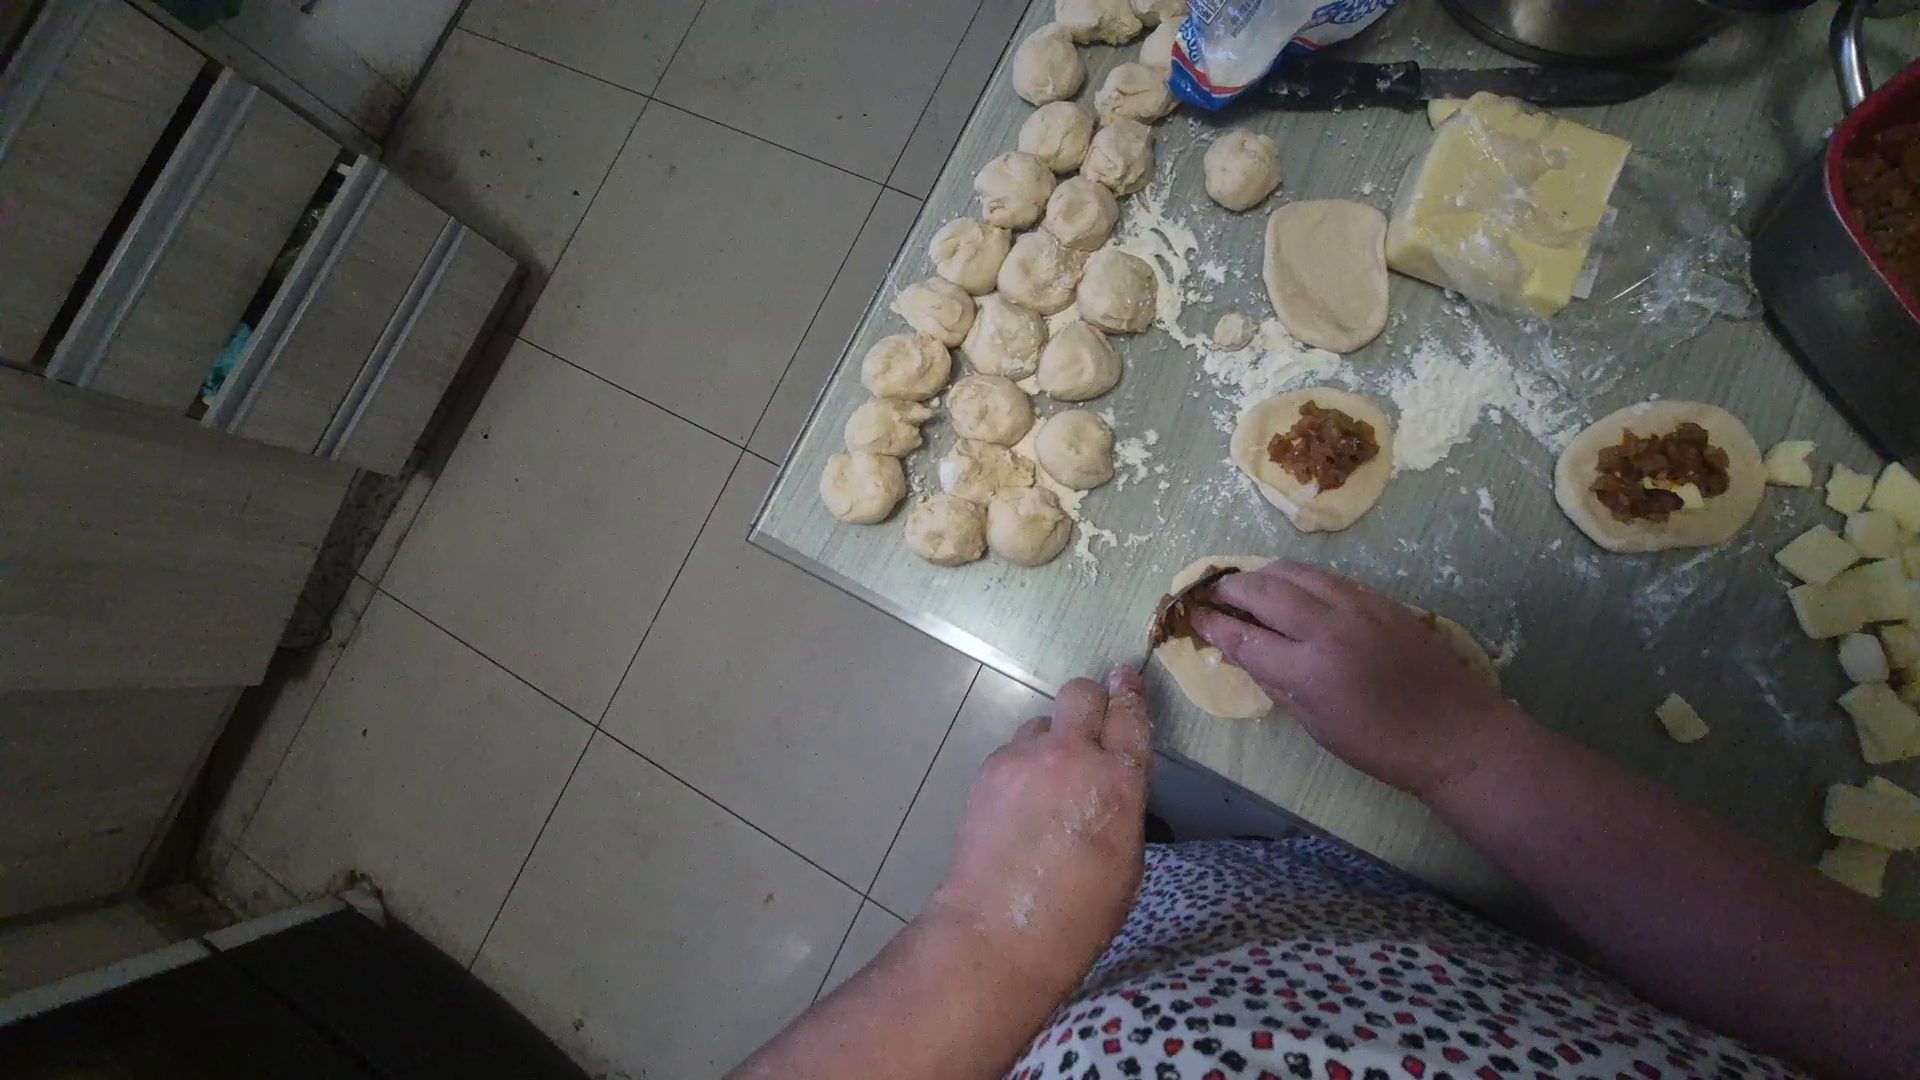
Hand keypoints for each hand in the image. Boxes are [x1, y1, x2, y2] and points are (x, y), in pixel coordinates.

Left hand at [924, 668, 1152, 1006]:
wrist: (1000, 927)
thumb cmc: (1080, 911)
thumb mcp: (1127, 858)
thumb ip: (1121, 801)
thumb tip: (1111, 777)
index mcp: (1116, 781)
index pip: (1130, 717)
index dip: (1131, 693)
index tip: (1127, 678)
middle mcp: (1071, 756)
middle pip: (1081, 693)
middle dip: (1091, 699)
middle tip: (1090, 724)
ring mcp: (1025, 758)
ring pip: (1042, 722)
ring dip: (1052, 740)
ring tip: (1047, 784)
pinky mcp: (991, 768)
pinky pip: (1016, 750)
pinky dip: (1024, 766)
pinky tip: (1019, 804)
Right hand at [1192, 561, 1525, 799]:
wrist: (1458, 736)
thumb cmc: (1379, 744)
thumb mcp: (1314, 723)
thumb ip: (1271, 679)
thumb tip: (1236, 649)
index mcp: (1308, 670)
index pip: (1242, 635)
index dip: (1211, 623)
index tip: (1192, 616)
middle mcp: (1328, 629)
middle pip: (1261, 590)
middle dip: (1229, 588)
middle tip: (1213, 594)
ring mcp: (1357, 607)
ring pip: (1293, 571)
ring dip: (1261, 574)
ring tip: (1248, 585)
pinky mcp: (1380, 599)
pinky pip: (1326, 577)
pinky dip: (1298, 578)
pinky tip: (1292, 591)